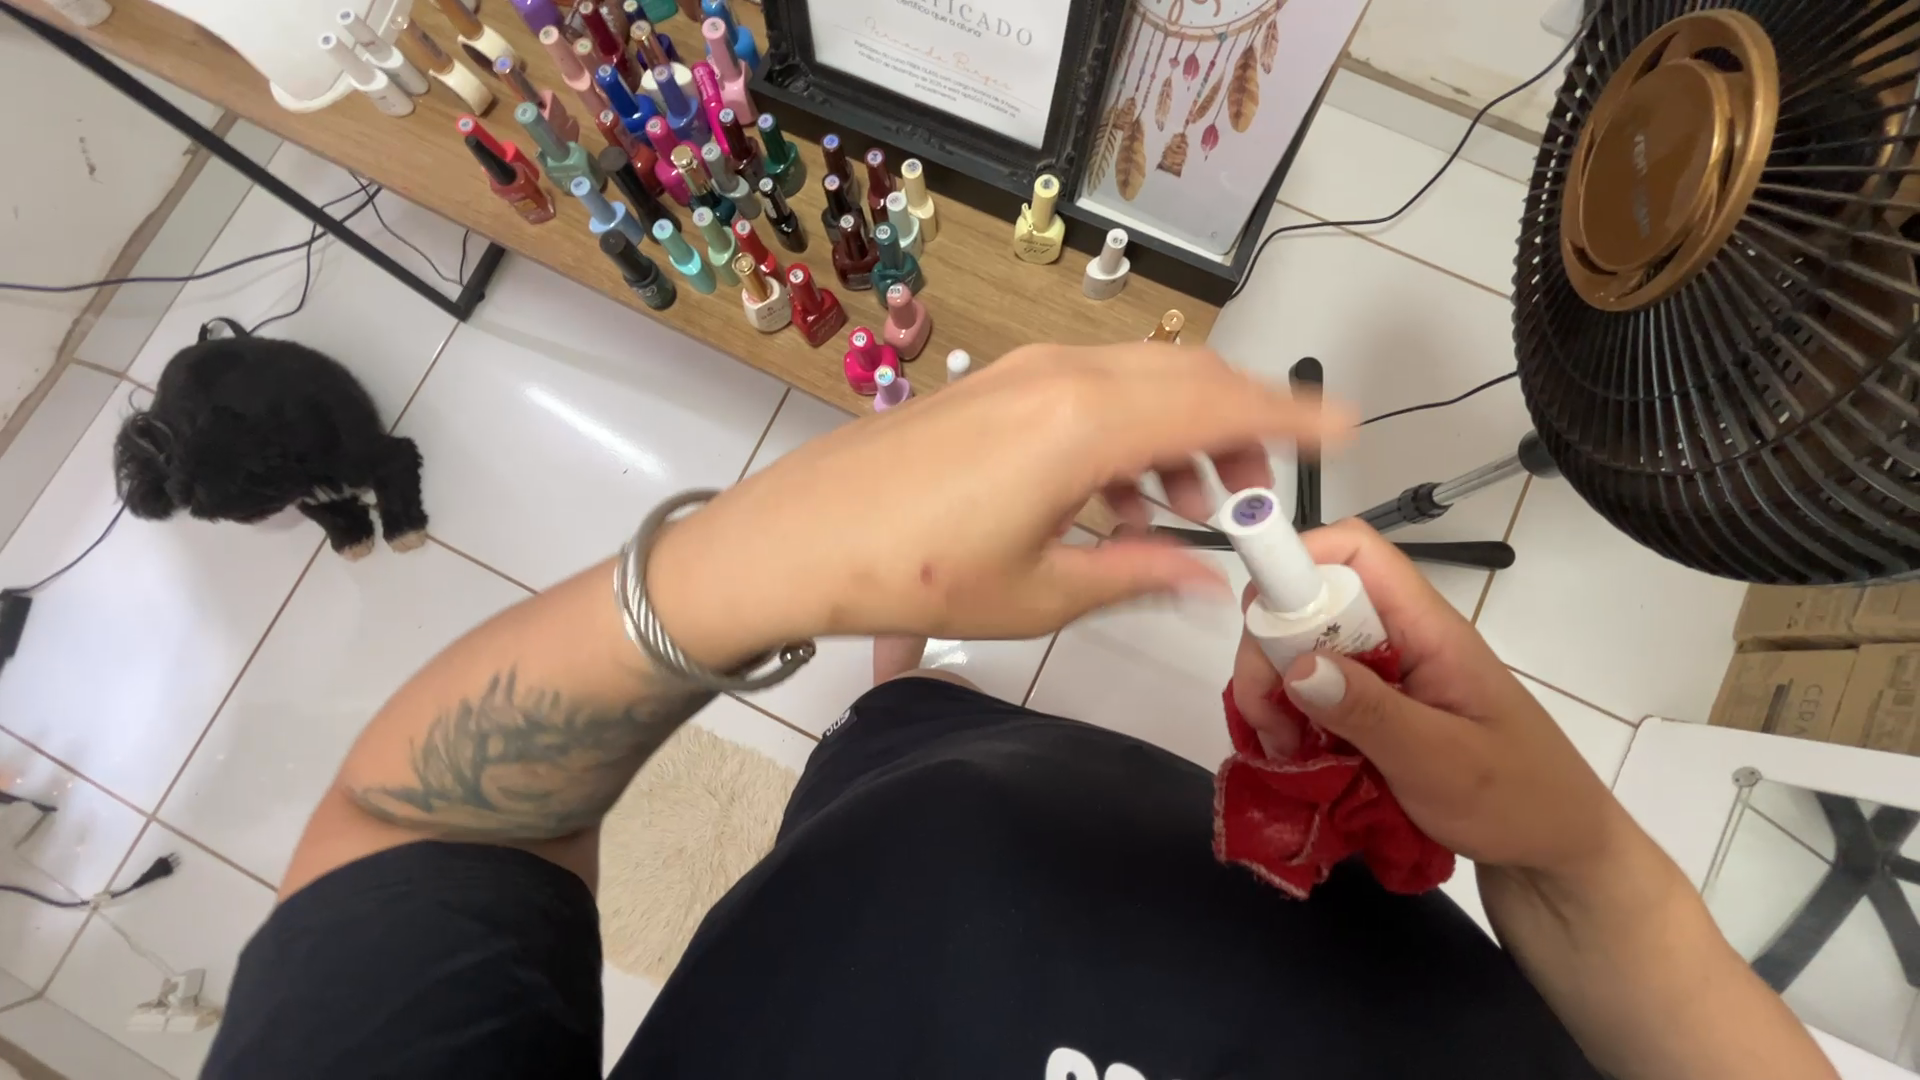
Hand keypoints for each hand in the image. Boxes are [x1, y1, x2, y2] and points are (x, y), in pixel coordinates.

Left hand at [648, 342, 1348, 664]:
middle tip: (1247, 500)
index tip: (1341, 431)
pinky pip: (1087, 390)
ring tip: (1181, 508)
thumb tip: (1205, 575)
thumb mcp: (1041, 592)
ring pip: (1138, 381)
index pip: (1222, 402)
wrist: (798, 538)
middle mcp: (1064, 376)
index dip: (1292, 415)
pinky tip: (1111, 496)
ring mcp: (1023, 371)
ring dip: (1178, 433)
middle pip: (1188, 379)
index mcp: (1088, 424)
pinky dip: (1123, 431)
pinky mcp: (993, 384)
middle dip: (1237, 432)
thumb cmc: (916, 576)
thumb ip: (1137, 572)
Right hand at [1229, 520, 1625, 879]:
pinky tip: (1289, 751)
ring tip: (1281, 746)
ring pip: (1298, 647)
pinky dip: (1284, 714)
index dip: (1298, 559)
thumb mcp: (1445, 763)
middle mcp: (1395, 637)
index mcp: (1426, 629)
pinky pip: (1306, 687)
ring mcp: (1378, 671)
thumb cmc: (1520, 803)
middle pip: (1307, 602)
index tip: (1260, 619)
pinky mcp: (1365, 703)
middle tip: (1265, 714)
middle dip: (1268, 649)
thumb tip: (1297, 665)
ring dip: (1272, 689)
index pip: (1356, 552)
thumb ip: (1371, 713)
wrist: (1558, 855)